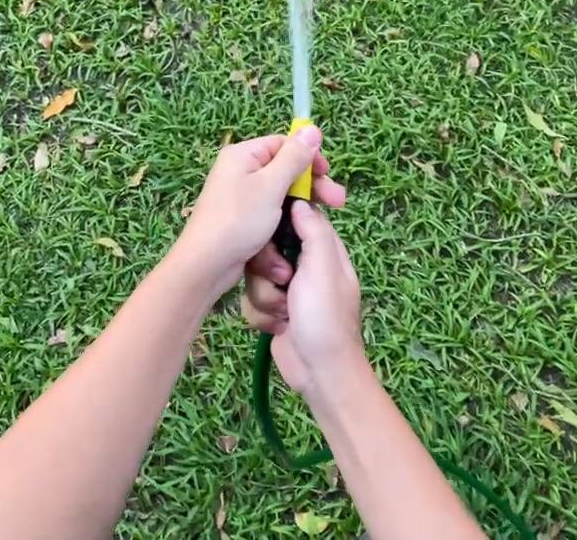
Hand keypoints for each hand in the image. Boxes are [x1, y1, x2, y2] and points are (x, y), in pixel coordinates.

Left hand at [172, 126, 326, 283]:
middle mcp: (240, 171)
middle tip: (337, 201)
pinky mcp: (243, 219)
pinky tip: (297, 239)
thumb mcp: (270, 185)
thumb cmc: (239, 219)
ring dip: (299, 210)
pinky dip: (283, 226)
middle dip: (311, 187)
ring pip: (280, 196)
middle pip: (285, 171)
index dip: (308, 157)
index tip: (328, 174)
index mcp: (243, 155)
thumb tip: (311, 128)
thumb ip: (293, 158)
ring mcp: (241, 196)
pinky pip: (270, 215)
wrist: (207, 263)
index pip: (283, 144)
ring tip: (319, 225)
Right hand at [241, 200, 362, 396]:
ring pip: (255, 274)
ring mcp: (287, 289)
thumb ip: (313, 231)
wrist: (320, 374)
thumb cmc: (325, 317)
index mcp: (322, 250)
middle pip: (266, 246)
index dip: (278, 220)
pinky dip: (261, 314)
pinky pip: (251, 299)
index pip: (295, 217)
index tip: (267, 230)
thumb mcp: (324, 268)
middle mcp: (304, 265)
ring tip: (283, 311)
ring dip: (264, 295)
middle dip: (267, 267)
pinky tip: (277, 327)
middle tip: (282, 280)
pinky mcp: (273, 310)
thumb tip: (299, 202)